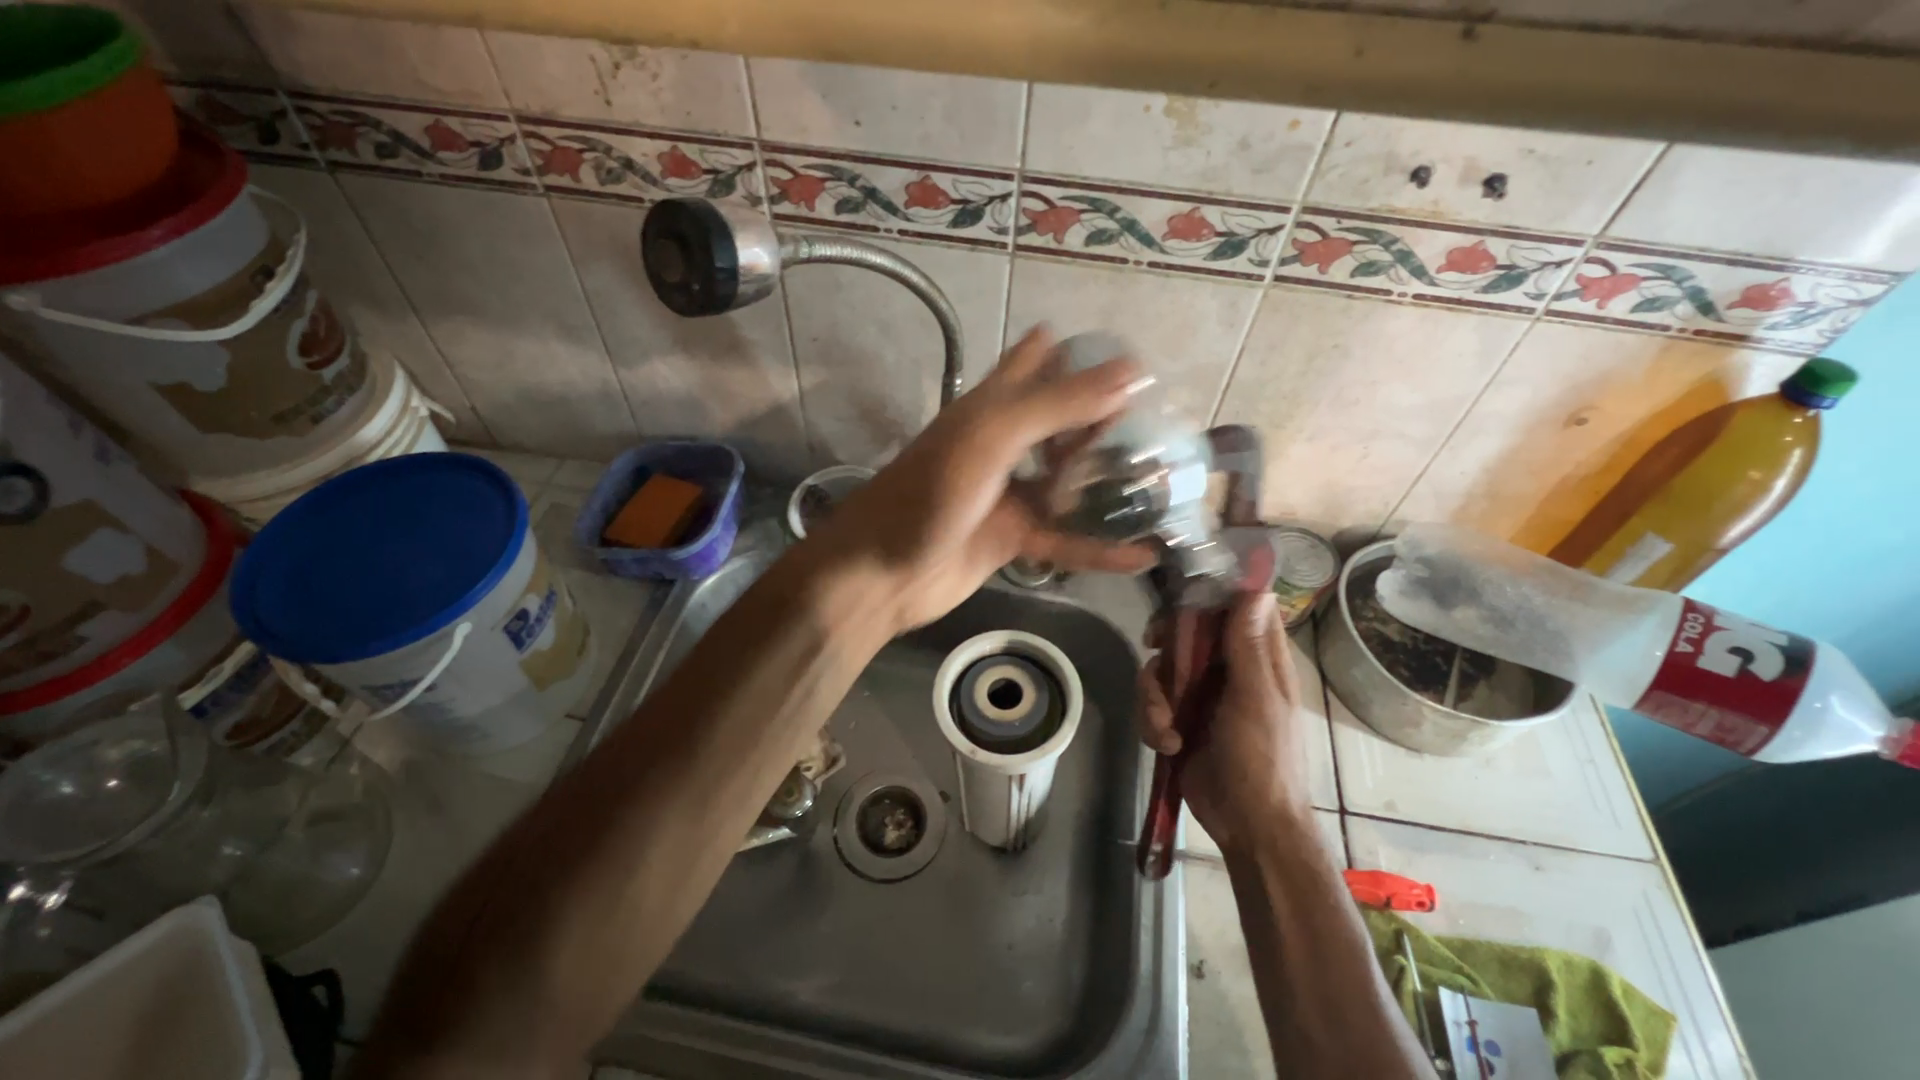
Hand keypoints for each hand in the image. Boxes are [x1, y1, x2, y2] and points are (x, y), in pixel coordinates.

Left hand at [804, 325, 1158, 632]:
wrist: (882, 573)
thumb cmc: (932, 493)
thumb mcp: (993, 436)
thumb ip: (1058, 404)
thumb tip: (1132, 372)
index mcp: (989, 408)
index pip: (1032, 363)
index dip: (1070, 350)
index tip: (1121, 348)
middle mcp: (1002, 445)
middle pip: (1060, 422)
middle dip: (1103, 415)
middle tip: (1160, 416)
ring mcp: (1008, 494)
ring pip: (1069, 481)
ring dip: (1108, 481)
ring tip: (1163, 478)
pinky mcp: (1012, 539)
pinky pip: (1066, 540)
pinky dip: (1100, 548)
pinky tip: (1142, 553)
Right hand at [1138, 592, 1309, 850]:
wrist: (1248, 825)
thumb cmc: (1263, 760)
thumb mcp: (1256, 699)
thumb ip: (1249, 645)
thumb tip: (1254, 588)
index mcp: (1260, 658)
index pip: (1237, 607)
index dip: (1210, 596)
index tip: (1183, 596)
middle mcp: (1230, 669)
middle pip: (1189, 633)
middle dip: (1168, 644)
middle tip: (1152, 645)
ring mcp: (1202, 695)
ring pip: (1163, 669)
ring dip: (1155, 697)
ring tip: (1165, 730)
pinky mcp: (1179, 720)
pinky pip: (1153, 703)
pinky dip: (1152, 722)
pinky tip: (1167, 746)